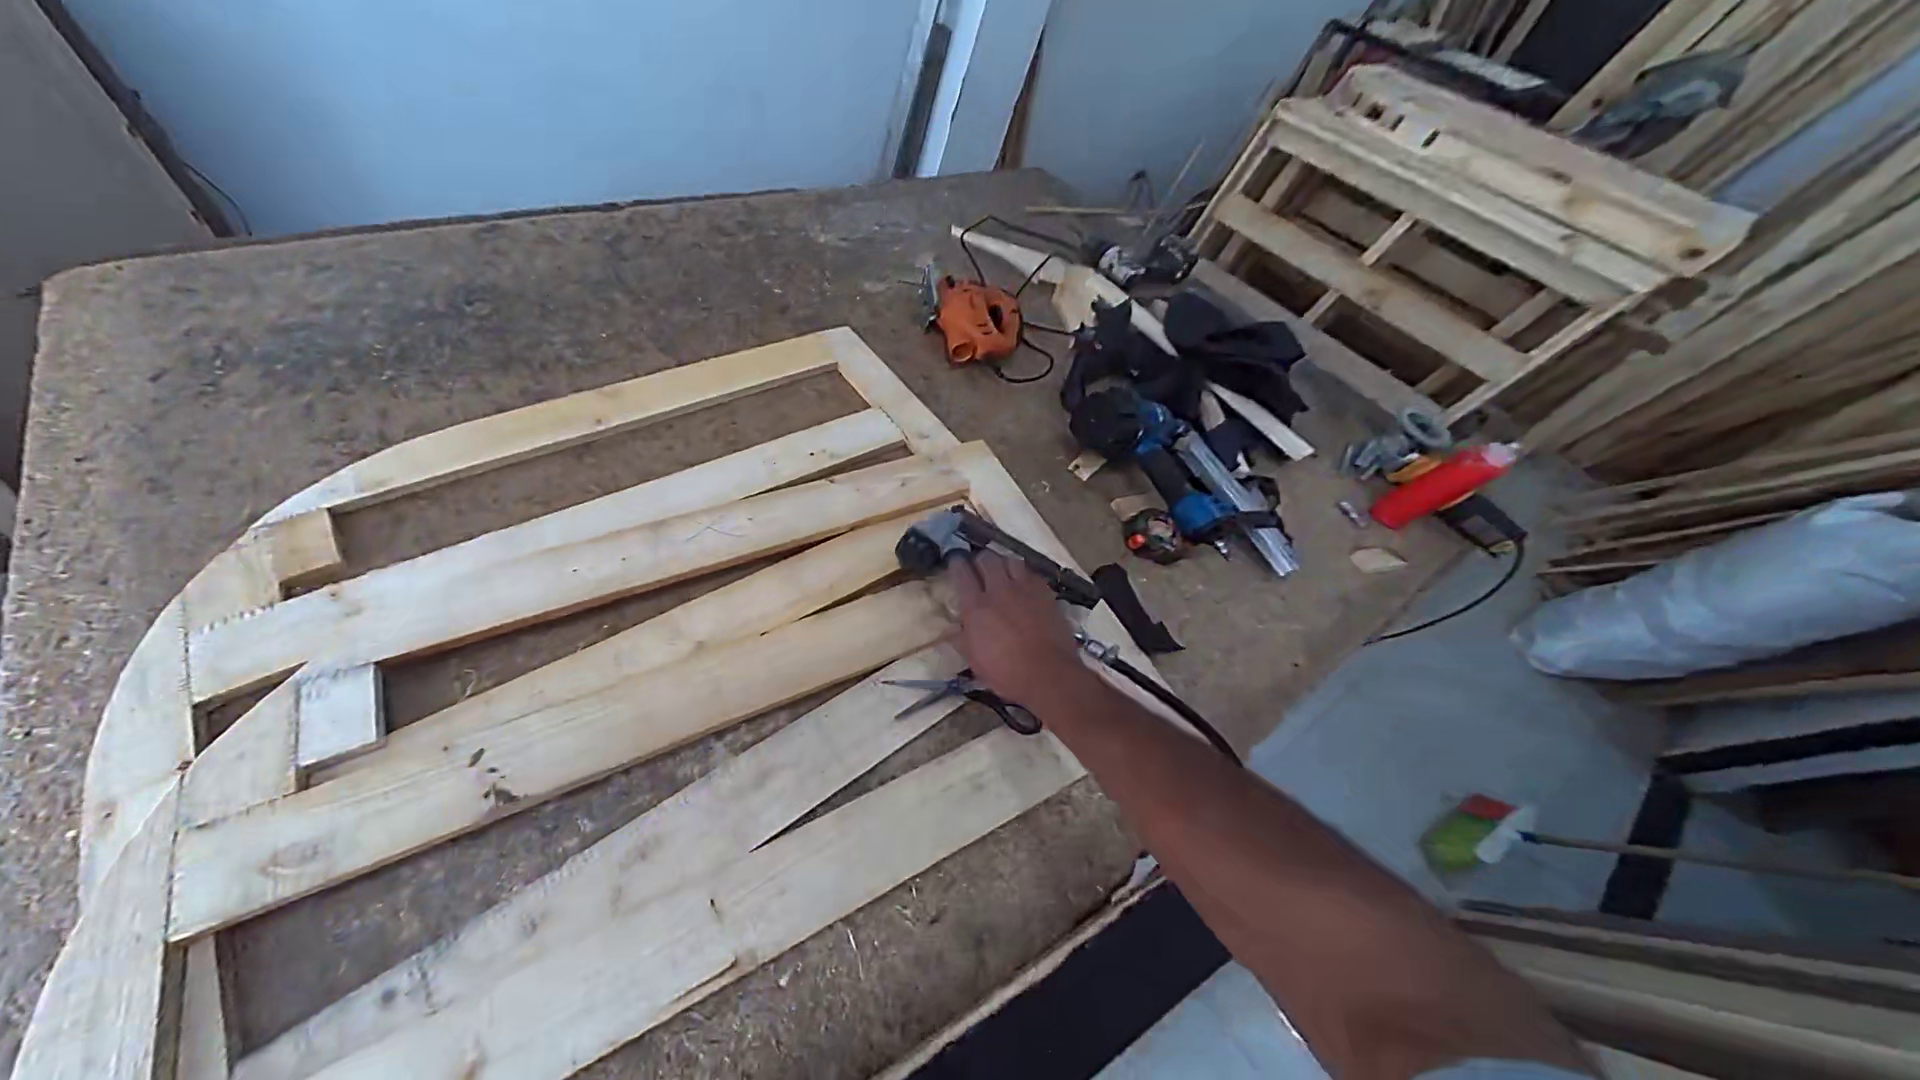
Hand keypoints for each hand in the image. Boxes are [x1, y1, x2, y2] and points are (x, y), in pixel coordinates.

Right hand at [946, 552, 1090, 705]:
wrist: (1049, 674)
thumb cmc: (1007, 674)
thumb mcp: (975, 661)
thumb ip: (963, 639)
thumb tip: (955, 629)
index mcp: (976, 607)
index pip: (962, 572)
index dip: (957, 563)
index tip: (956, 562)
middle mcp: (999, 591)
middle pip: (987, 558)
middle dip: (980, 560)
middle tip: (980, 569)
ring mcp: (1024, 588)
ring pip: (1010, 560)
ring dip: (1003, 564)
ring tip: (1003, 574)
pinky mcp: (1045, 592)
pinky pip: (1031, 572)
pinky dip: (1024, 575)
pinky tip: (1024, 585)